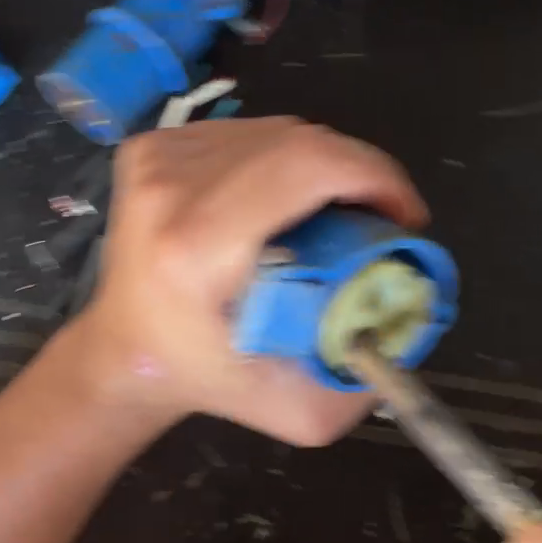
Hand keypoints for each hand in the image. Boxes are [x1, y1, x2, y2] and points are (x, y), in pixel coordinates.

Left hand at [64, 117, 427, 446]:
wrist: (126, 350)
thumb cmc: (208, 378)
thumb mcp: (299, 411)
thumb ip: (365, 374)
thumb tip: (415, 316)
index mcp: (197, 246)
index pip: (304, 165)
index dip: (373, 176)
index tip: (404, 216)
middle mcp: (169, 188)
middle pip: (296, 141)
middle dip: (357, 171)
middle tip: (377, 217)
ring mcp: (155, 159)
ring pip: (273, 131)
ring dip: (317, 164)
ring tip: (328, 212)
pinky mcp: (148, 147)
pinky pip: (241, 133)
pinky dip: (275, 158)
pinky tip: (276, 197)